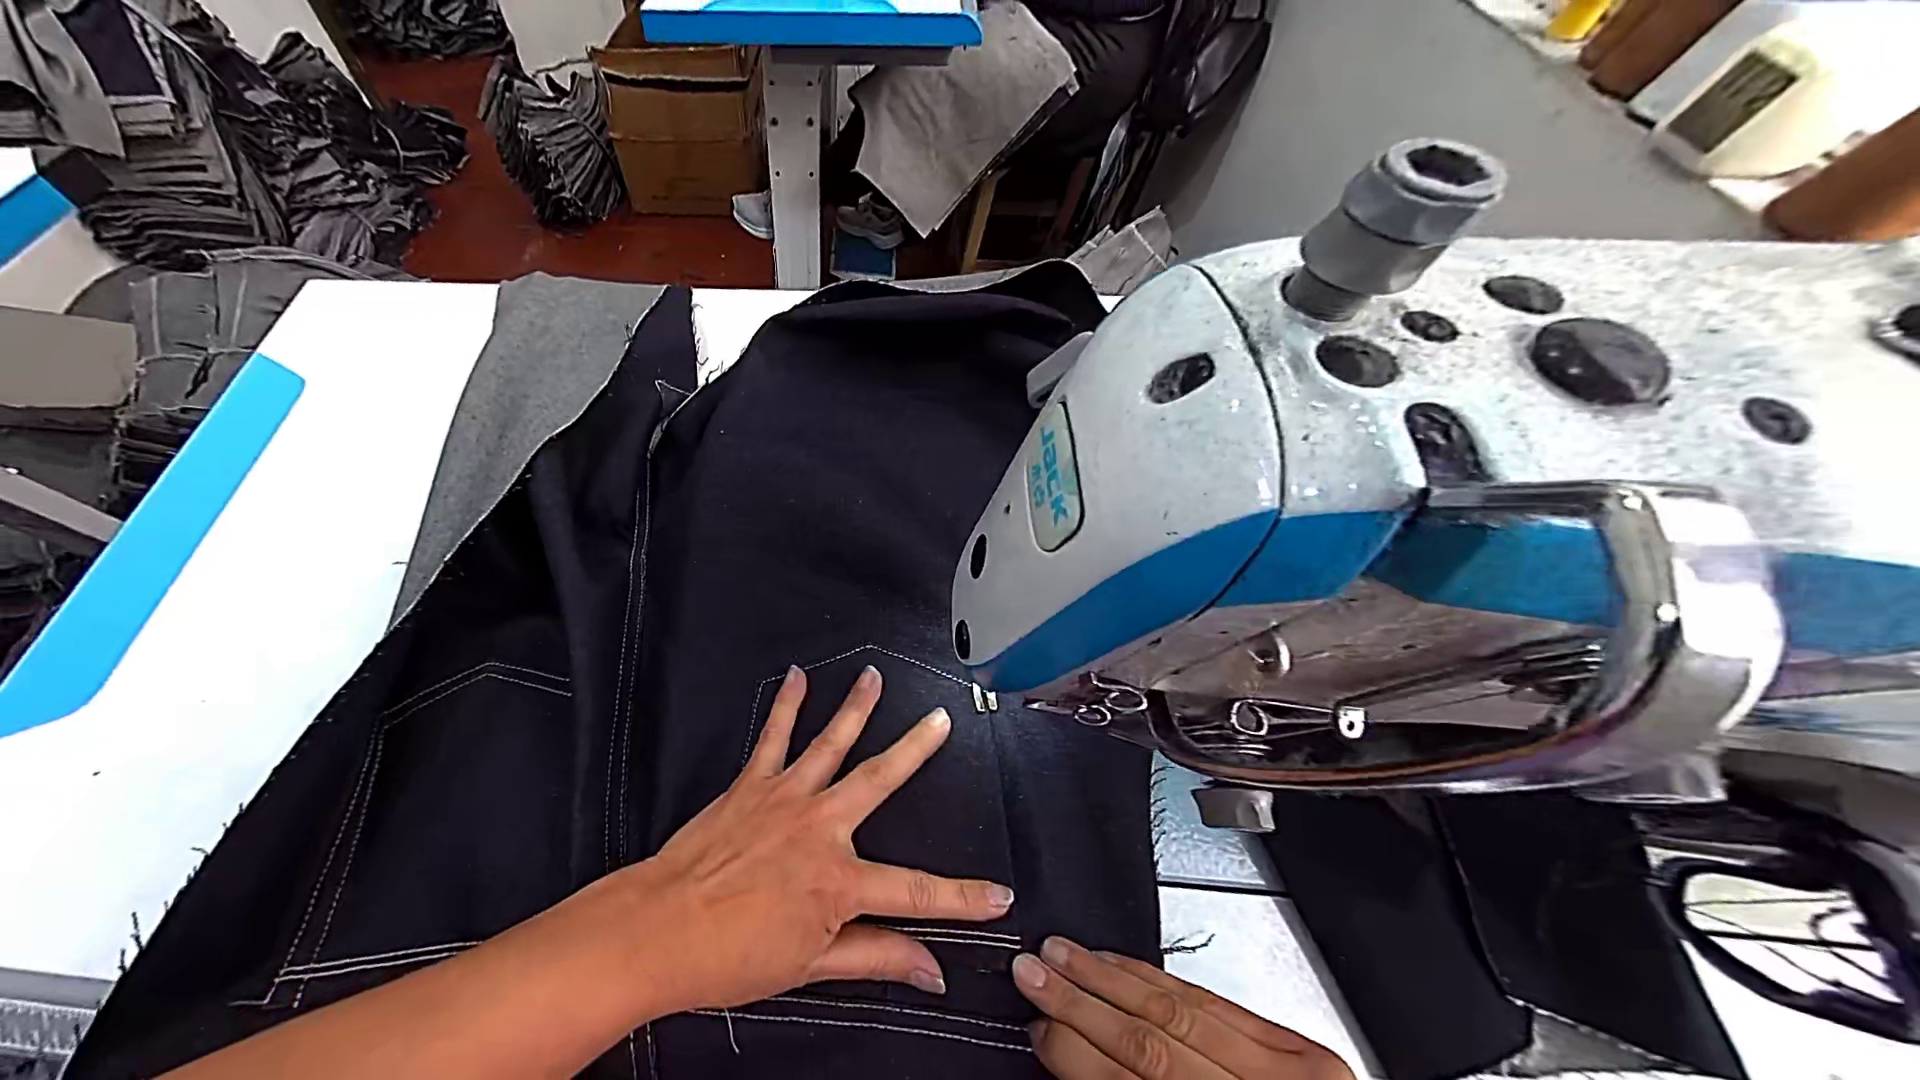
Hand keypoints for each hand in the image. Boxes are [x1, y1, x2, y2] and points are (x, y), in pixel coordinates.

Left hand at [614, 664, 1013, 1013]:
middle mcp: (819, 828)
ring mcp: (786, 798)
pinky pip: (773, 737)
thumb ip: (876, 958)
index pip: (917, 892)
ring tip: (874, 677)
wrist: (654, 934)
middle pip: (880, 779)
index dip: (964, 898)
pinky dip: (786, 704)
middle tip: (941, 721)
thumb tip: (928, 971)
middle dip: (917, 748)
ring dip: (856, 707)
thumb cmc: (726, 956)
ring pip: (831, 743)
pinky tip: (797, 677)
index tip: (998, 896)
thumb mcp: (810, 967)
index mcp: (837, 882)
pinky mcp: (752, 785)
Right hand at [1013, 937, 1355, 1079]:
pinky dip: (1157, 978)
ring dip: (1109, 976)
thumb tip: (1071, 1056)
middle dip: (1080, 1000)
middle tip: (1032, 971)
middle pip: (1151, 1040)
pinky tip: (1121, 963)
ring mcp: (1288, 1076)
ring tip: (1062, 952)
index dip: (1077, 1052)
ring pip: (1177, 1007)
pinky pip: (1213, 998)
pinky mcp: (1300, 1050)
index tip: (1037, 1026)